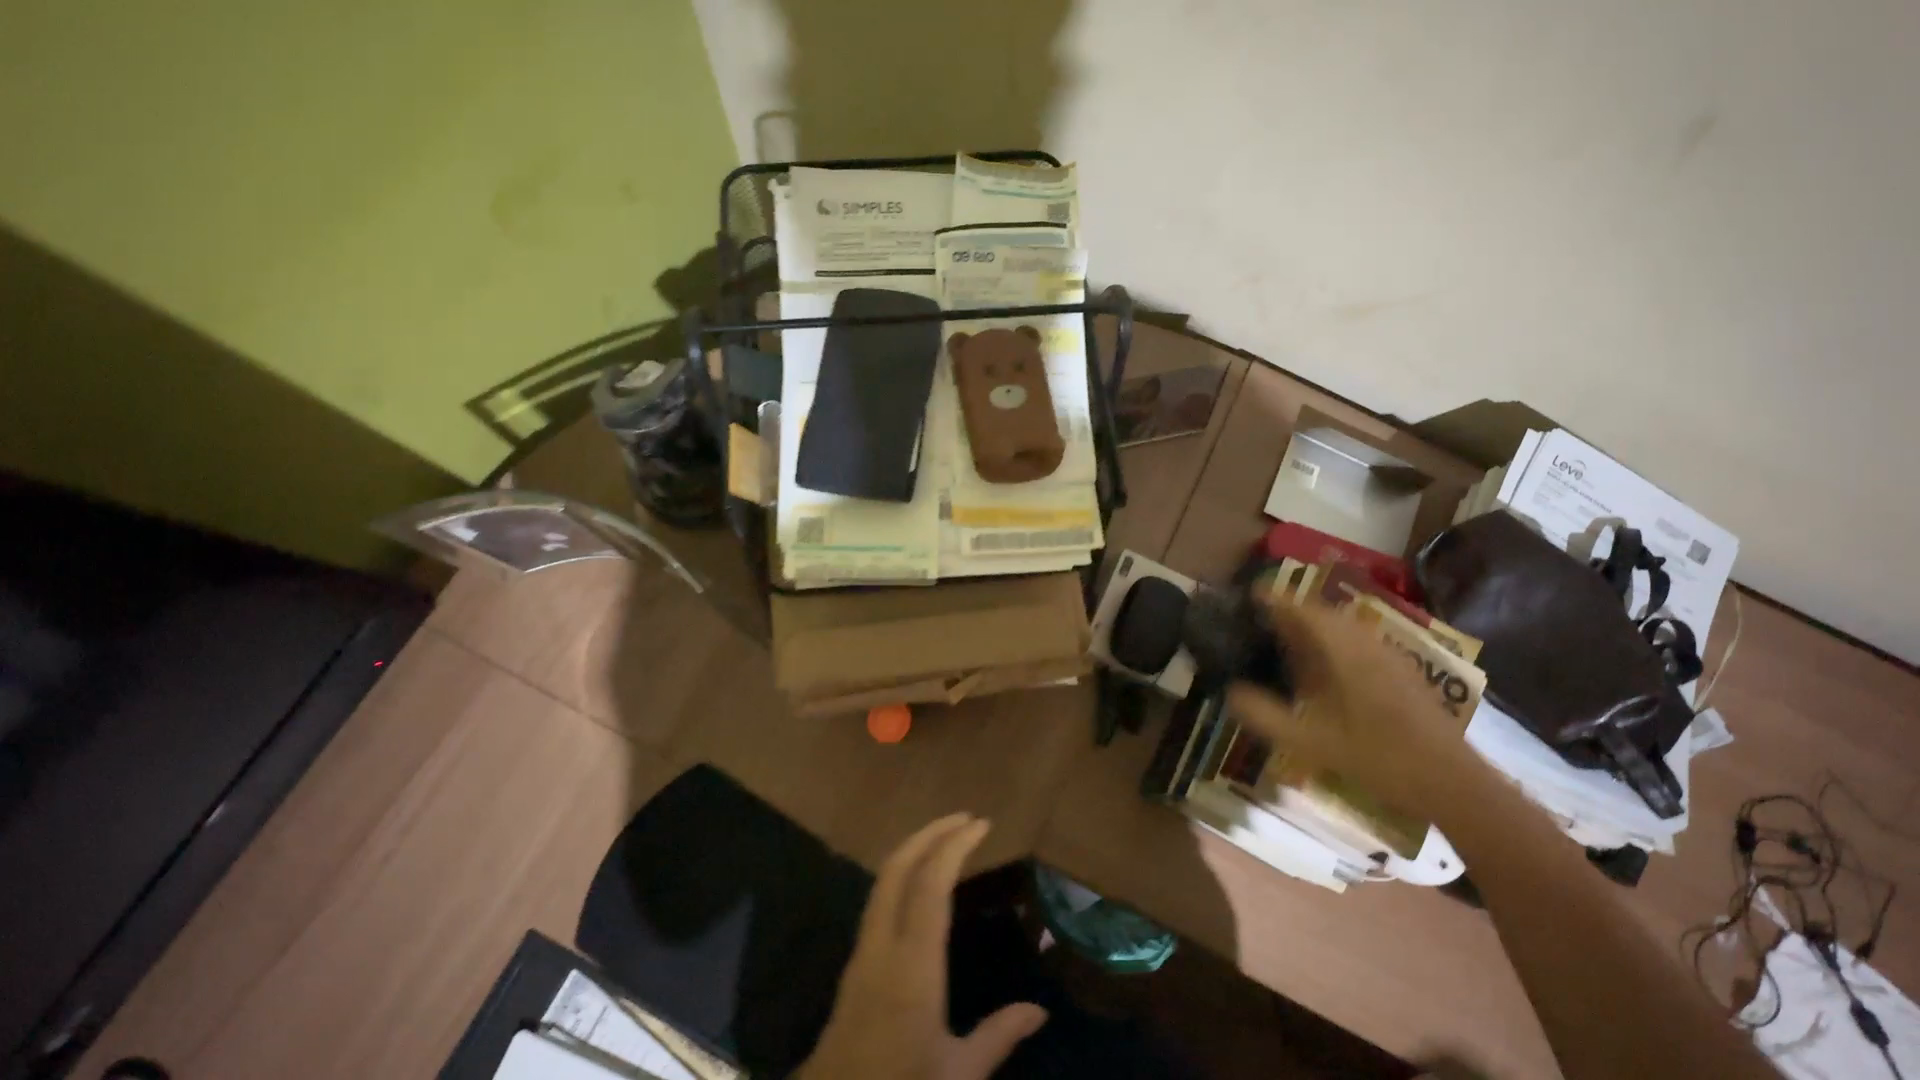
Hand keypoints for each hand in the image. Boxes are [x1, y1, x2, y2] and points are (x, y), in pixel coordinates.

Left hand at [795, 814, 1047, 1079]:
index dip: (953, 848)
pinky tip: (921, 886)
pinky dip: (902, 877)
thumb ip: (998, 1036)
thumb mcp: (958, 1074)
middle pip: (897, 870)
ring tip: (946, 840)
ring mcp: (862, 954)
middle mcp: (882, 948)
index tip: (980, 824)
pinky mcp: (855, 967)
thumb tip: (1038, 1010)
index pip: (930, 887)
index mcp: (912, 968)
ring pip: (882, 883)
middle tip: (964, 818)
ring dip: (913, 852)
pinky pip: (878, 902)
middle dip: (929, 834)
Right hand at [1226, 597, 1491, 822]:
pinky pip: (1360, 646)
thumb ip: (1266, 716)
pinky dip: (1335, 648)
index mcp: (1345, 650)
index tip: (1248, 597)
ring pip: (1345, 631)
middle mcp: (1369, 643)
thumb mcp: (1311, 743)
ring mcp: (1392, 657)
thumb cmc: (1379, 759)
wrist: (1452, 783)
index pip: (1304, 609)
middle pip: (1325, 615)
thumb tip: (1232, 692)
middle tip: (1261, 625)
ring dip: (1315, 632)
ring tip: (1286, 648)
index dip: (1275, 600)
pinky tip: (1325, 677)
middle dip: (1292, 615)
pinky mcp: (1405, 674)